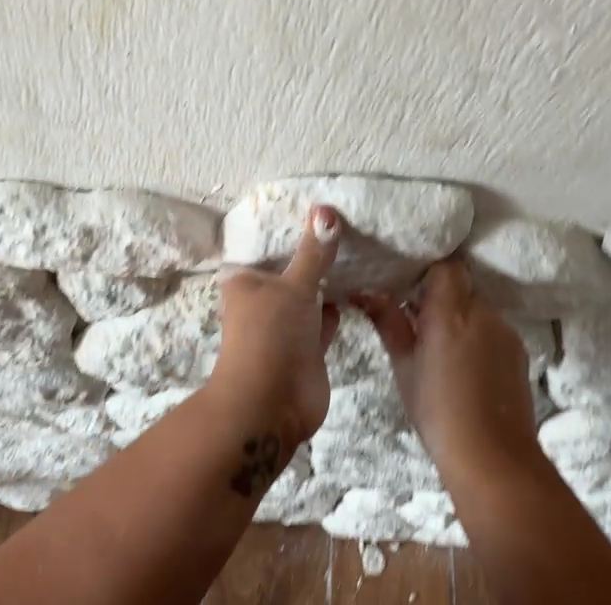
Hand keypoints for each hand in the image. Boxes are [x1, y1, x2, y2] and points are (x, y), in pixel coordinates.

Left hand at [208, 205, 343, 444]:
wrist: (271, 406)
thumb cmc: (270, 336)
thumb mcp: (293, 286)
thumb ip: (313, 251)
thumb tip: (326, 208)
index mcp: (245, 279)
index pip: (267, 245)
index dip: (290, 227)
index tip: (319, 204)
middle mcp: (263, 298)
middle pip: (291, 268)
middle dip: (314, 252)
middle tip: (350, 221)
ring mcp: (286, 324)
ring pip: (311, 293)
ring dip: (330, 279)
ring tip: (361, 246)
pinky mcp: (308, 346)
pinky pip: (327, 317)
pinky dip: (341, 304)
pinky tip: (364, 284)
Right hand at [351, 260, 541, 483]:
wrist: (493, 458)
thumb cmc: (437, 411)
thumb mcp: (404, 366)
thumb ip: (388, 322)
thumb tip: (365, 292)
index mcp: (451, 312)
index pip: (446, 267)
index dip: (428, 273)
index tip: (409, 289)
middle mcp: (483, 313)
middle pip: (462, 286)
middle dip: (441, 297)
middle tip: (417, 320)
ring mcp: (505, 332)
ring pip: (478, 308)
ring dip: (460, 318)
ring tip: (441, 348)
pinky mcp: (519, 352)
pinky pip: (493, 330)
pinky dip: (477, 337)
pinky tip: (464, 366)